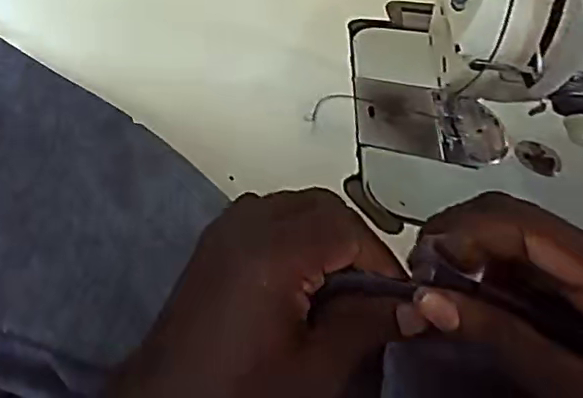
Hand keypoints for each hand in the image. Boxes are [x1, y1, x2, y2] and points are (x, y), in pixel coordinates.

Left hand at [108, 188, 402, 397]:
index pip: (343, 224)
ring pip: (292, 204)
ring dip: (324, 233)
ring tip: (343, 290)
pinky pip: (265, 214)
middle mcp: (244, 224)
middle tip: (377, 293)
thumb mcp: (316, 369)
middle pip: (318, 204)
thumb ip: (363, 326)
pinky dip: (293, 233)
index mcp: (271, 250)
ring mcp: (226, 227)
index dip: (381, 258)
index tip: (399, 296)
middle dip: (355, 241)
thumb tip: (408, 308)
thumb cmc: (238, 389)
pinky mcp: (215, 239)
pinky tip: (304, 280)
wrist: (174, 395)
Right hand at [399, 192, 582, 397]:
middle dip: (466, 243)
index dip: (462, 230)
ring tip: (455, 305)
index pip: (522, 221)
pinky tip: (494, 320)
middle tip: (429, 281)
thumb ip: (509, 344)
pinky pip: (552, 283)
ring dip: (484, 268)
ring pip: (532, 251)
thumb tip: (428, 300)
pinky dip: (512, 293)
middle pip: (524, 226)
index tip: (422, 263)